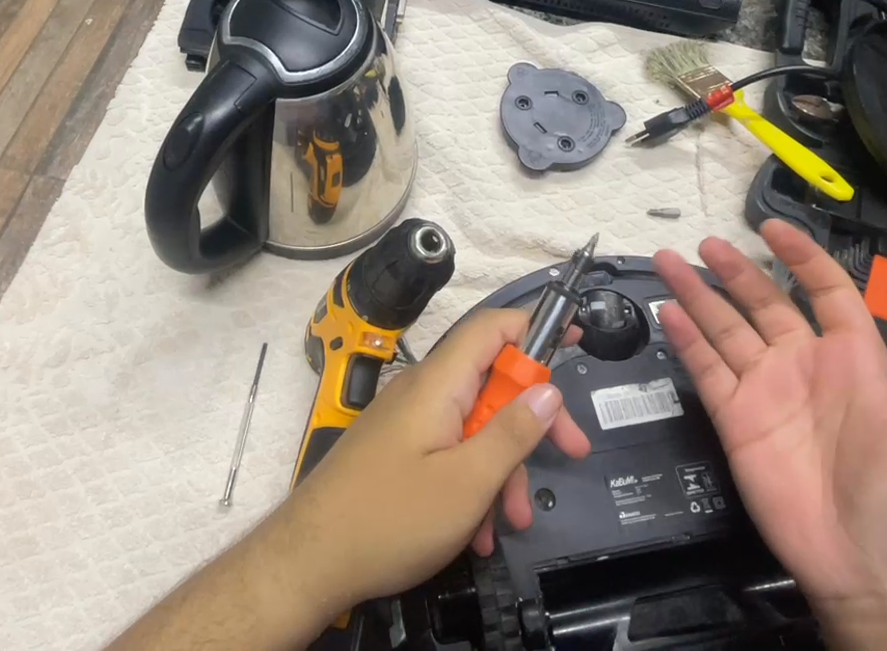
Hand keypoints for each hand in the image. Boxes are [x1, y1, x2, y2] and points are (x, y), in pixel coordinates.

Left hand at [268, 308, 590, 613]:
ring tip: (510, 519)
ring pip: (474, 425)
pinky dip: (472, 483)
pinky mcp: (400, 450)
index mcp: (438, 384)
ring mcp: (409, 421)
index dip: (536, 326)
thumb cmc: (388, 519)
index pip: (492, 327)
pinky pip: (450, 451)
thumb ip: (512, 432)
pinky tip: (476, 530)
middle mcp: (423, 392)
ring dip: (502, 468)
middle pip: (492, 382)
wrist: (310, 560)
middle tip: (571, 450)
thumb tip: (547, 388)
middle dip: (532, 420)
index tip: (576, 339)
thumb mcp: (466, 482)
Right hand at [653, 220, 886, 646]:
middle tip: (704, 243)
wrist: (879, 579)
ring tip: (668, 261)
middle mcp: (804, 364)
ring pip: (725, 328)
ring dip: (697, 294)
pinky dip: (685, 340)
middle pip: (762, 302)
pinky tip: (667, 312)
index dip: (800, 256)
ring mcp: (765, 391)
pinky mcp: (735, 421)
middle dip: (733, 270)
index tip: (771, 227)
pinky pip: (706, 371)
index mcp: (857, 359)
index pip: (824, 290)